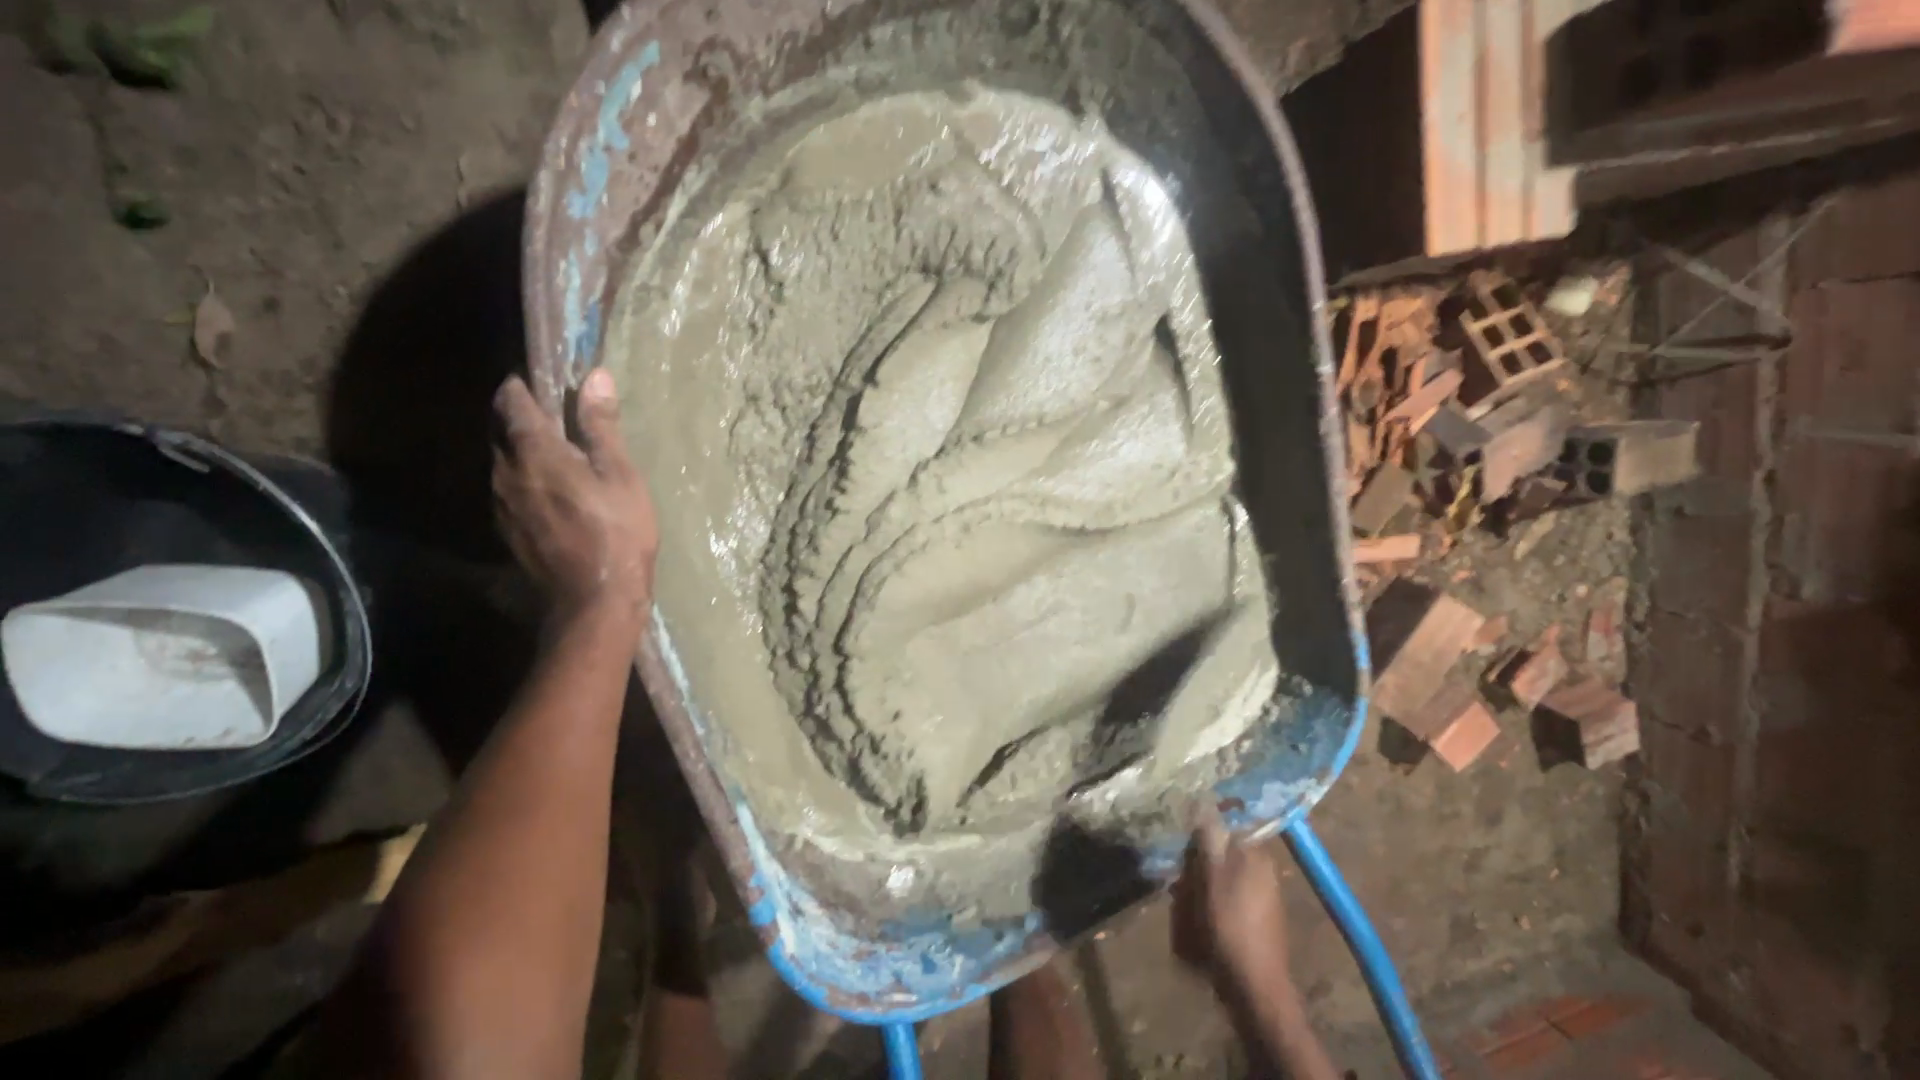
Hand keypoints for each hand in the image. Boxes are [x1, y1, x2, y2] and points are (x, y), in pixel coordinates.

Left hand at [492, 369, 657, 629]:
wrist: (593, 602)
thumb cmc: (617, 533)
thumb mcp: (620, 475)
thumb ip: (601, 426)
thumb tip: (594, 376)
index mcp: (534, 452)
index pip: (512, 401)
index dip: (523, 384)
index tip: (542, 379)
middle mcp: (505, 473)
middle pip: (500, 430)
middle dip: (519, 416)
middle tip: (553, 414)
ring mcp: (500, 505)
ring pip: (502, 462)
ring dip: (520, 450)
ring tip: (555, 454)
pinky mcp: (506, 531)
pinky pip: (507, 490)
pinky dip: (523, 480)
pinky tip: (550, 492)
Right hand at [1172, 805, 1296, 1006]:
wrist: (1253, 985)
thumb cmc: (1229, 927)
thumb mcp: (1211, 876)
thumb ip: (1208, 837)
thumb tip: (1202, 798)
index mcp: (1254, 854)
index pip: (1223, 824)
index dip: (1197, 832)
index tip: (1178, 844)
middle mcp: (1262, 868)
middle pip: (1218, 851)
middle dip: (1194, 864)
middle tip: (1178, 882)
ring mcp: (1261, 894)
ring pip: (1218, 875)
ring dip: (1197, 886)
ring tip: (1183, 905)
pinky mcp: (1255, 916)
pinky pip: (1224, 898)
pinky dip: (1208, 905)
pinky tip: (1196, 921)